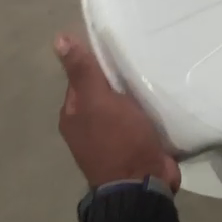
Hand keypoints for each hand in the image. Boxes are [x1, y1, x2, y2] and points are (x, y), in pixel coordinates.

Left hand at [54, 34, 180, 189]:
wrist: (141, 183)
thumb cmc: (117, 139)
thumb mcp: (98, 100)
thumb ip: (82, 71)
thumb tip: (58, 38)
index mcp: (74, 114)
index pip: (83, 75)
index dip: (100, 59)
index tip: (122, 41)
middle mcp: (88, 124)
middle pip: (105, 88)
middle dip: (121, 73)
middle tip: (145, 51)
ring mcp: (113, 135)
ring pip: (125, 101)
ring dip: (138, 89)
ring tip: (158, 66)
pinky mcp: (136, 141)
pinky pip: (141, 114)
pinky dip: (150, 104)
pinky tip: (164, 92)